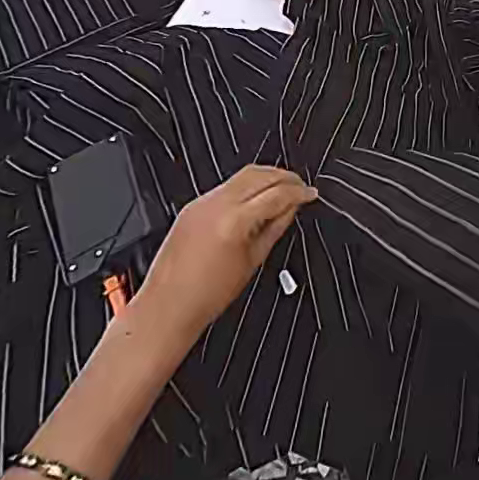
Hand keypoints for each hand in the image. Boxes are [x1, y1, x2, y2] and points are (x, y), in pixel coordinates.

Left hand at [139, 166, 316, 331]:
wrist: (168, 305)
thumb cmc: (206, 295)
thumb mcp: (253, 260)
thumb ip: (275, 226)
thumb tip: (291, 208)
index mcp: (234, 220)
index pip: (277, 193)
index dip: (299, 191)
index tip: (310, 193)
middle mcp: (216, 205)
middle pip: (260, 174)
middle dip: (285, 176)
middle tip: (301, 186)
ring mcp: (202, 202)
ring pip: (243, 174)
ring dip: (267, 177)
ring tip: (282, 189)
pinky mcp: (193, 206)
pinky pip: (226, 186)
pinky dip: (247, 186)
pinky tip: (257, 198)